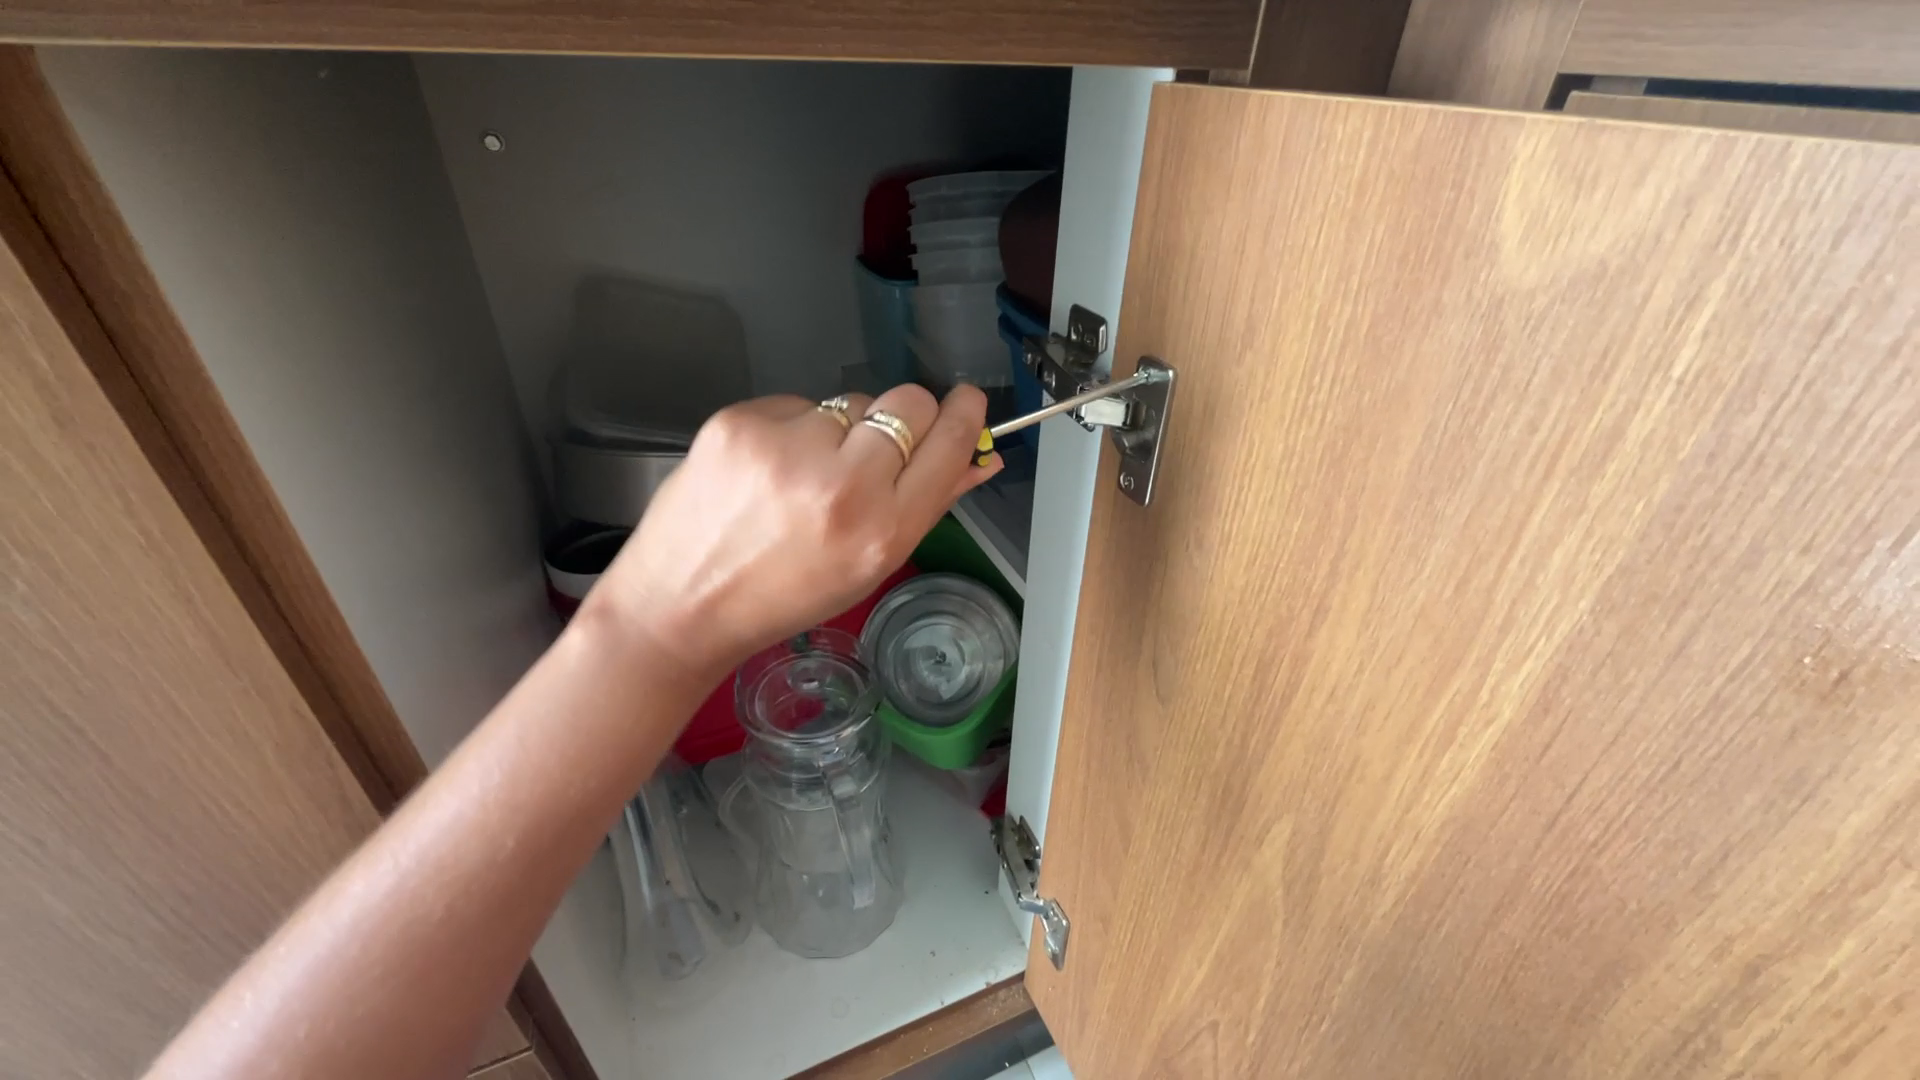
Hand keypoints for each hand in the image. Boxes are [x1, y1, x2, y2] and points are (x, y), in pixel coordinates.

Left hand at [582, 383, 1003, 677]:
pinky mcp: (741, 422)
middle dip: (904, 417)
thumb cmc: (787, 596)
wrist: (683, 603)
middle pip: (907, 402)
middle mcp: (842, 484)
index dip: (962, 415)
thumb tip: (980, 457)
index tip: (965, 401)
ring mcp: (787, 447)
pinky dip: (794, 430)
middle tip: (877, 447)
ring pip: (850, 402)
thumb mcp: (870, 566)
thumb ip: (928, 505)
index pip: (947, 443)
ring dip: (843, 430)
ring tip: (805, 475)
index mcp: (882, 531)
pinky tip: (769, 468)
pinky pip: (797, 405)